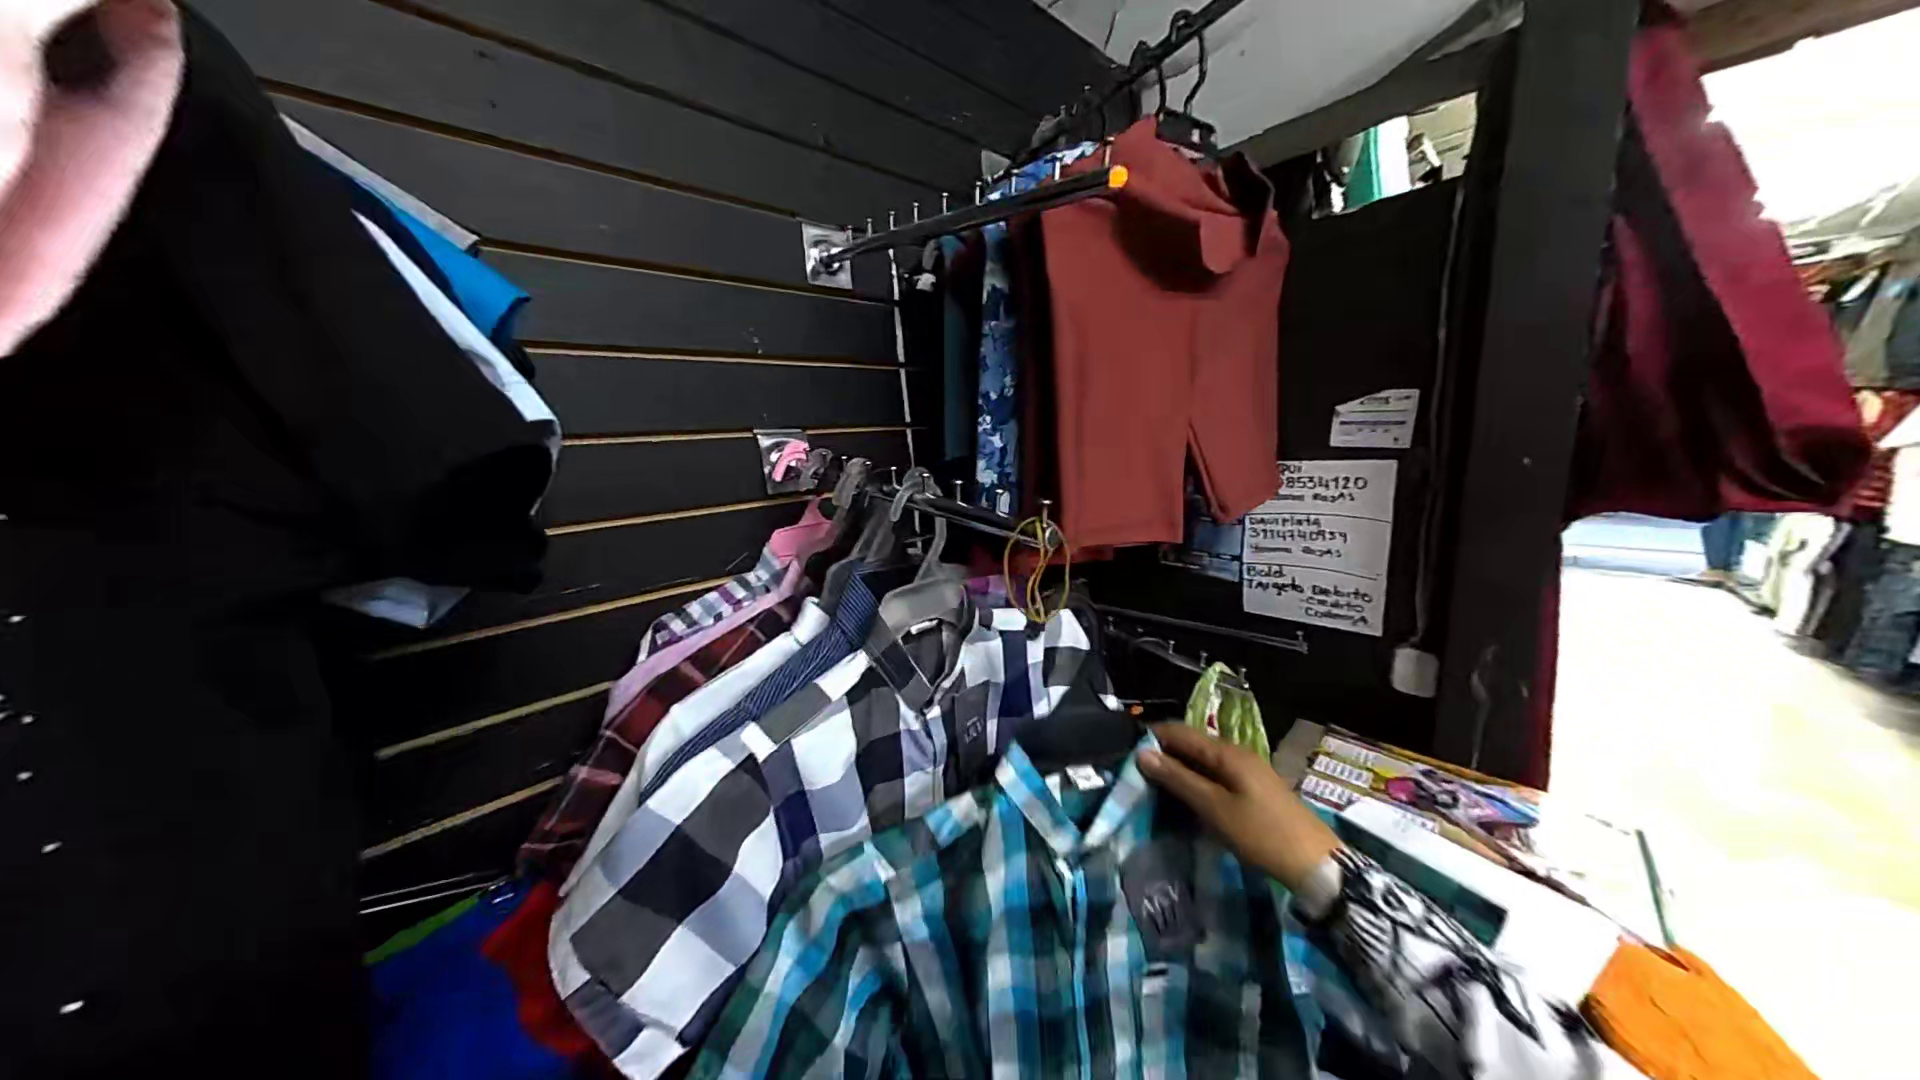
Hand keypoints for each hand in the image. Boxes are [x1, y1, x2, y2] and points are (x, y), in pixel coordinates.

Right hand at [1138, 723, 1341, 893]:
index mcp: (1227, 752)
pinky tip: (1187, 797)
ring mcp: (1248, 771)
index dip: (1153, 737)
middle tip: (1138, 772)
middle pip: (1193, 744)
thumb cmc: (1261, 834)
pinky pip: (1217, 775)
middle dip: (1165, 753)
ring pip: (1204, 760)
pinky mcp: (1254, 788)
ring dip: (1180, 769)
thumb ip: (1178, 779)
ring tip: (1156, 786)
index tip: (1128, 752)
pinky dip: (1197, 780)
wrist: (1316, 865)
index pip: (1180, 731)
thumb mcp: (1214, 808)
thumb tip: (1143, 753)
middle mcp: (1237, 753)